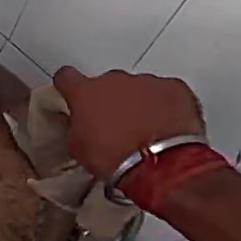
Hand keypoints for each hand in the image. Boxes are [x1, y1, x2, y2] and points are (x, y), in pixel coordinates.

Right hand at [52, 67, 204, 176]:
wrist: (158, 164)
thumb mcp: (78, 148)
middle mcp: (114, 80)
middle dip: (108, 98)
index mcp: (85, 93)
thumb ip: (73, 126)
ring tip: (142, 128)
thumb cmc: (114, 158)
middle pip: (106, 83)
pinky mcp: (174, 87)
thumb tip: (74, 120)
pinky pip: (165, 91)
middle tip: (113, 123)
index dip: (68, 84)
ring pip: (137, 87)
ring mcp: (146, 81)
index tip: (71, 92)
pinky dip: (164, 104)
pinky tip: (164, 125)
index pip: (67, 77)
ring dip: (136, 102)